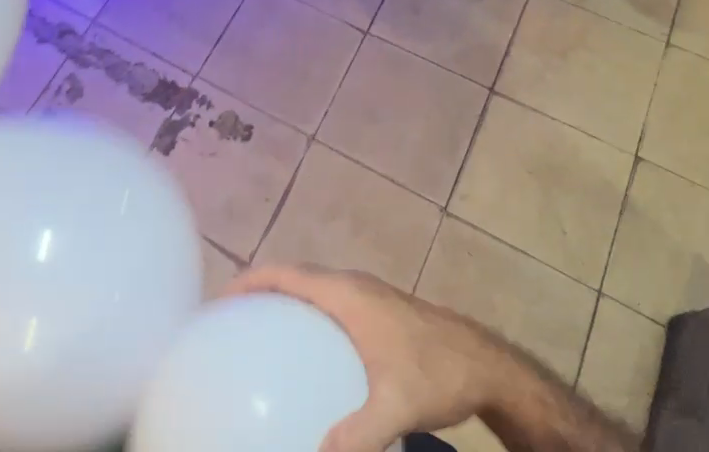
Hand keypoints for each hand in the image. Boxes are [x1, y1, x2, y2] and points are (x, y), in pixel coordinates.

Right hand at [223, 264, 514, 451]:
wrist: (490, 365)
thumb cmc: (438, 372)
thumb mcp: (397, 406)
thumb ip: (358, 433)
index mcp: (346, 293)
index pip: (284, 274)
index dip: (248, 281)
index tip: (218, 302)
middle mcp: (352, 285)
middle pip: (293, 276)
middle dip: (260, 290)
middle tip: (231, 321)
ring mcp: (367, 295)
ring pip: (313, 288)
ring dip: (284, 300)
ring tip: (260, 334)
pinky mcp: (380, 310)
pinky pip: (330, 304)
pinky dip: (307, 315)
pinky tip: (307, 355)